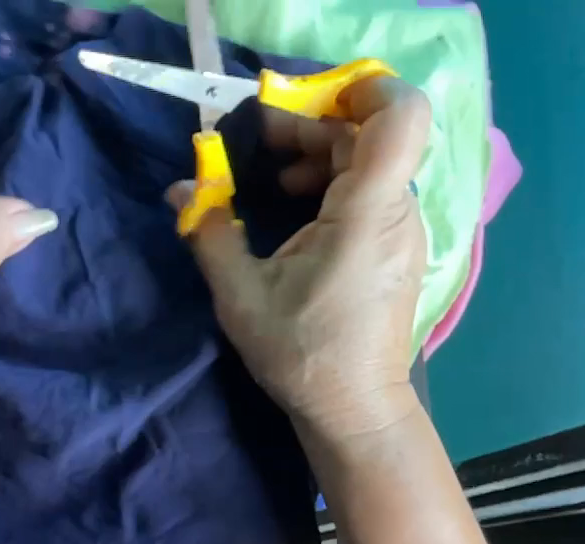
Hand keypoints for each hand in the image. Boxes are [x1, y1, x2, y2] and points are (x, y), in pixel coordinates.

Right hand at [170, 77, 430, 441]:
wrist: (355, 412)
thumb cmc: (303, 356)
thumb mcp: (242, 297)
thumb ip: (210, 234)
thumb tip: (182, 191)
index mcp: (368, 213)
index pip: (399, 114)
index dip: (359, 90)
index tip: (302, 107)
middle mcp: (398, 213)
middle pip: (367, 136)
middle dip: (310, 129)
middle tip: (256, 148)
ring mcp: (403, 233)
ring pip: (369, 167)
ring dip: (319, 161)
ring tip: (272, 186)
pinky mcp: (397, 253)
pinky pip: (372, 197)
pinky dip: (334, 190)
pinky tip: (298, 217)